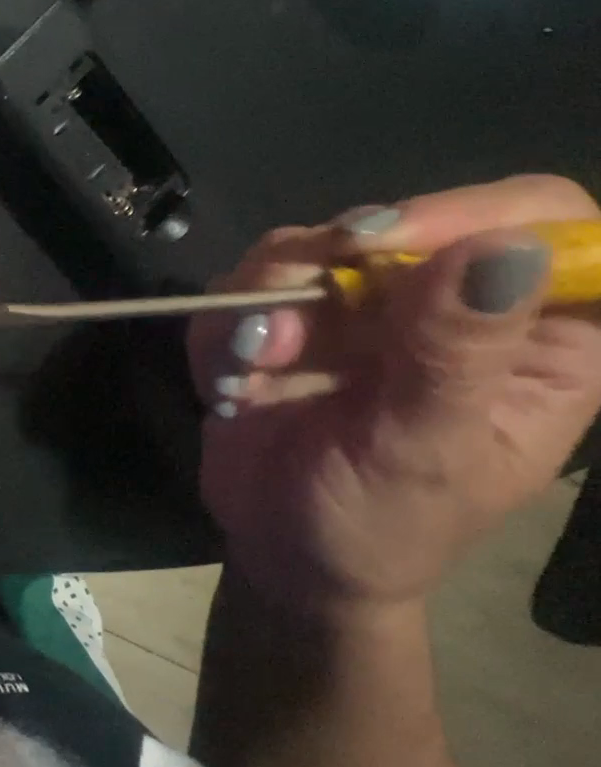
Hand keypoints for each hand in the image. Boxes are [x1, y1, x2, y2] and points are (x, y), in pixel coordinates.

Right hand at [189, 175, 600, 612]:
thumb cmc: (383, 521)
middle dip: (325, 268)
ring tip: (252, 366)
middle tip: (281, 333)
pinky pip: (240, 286)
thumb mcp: (427, 451)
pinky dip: (222, 327)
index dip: (469, 214)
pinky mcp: (283, 320)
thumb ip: (456, 355)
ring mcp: (359, 311)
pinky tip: (230, 378)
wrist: (283, 551)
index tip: (381, 242)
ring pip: (305, 247)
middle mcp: (447, 307)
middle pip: (400, 223)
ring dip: (262, 301)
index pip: (543, 225)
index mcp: (533, 338)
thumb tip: (503, 249)